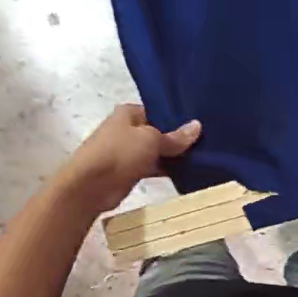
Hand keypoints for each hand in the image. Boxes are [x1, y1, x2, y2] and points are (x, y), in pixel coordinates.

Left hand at [56, 105, 202, 214]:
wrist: (91, 185)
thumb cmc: (120, 152)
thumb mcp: (151, 139)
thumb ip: (175, 137)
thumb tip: (197, 126)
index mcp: (128, 113)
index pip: (158, 111)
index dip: (177, 117)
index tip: (200, 123)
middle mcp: (127, 129)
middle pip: (158, 132)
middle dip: (178, 138)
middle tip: (206, 141)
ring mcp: (128, 151)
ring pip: (157, 151)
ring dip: (174, 156)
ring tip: (203, 156)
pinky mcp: (130, 171)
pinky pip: (154, 167)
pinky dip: (167, 169)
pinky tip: (188, 172)